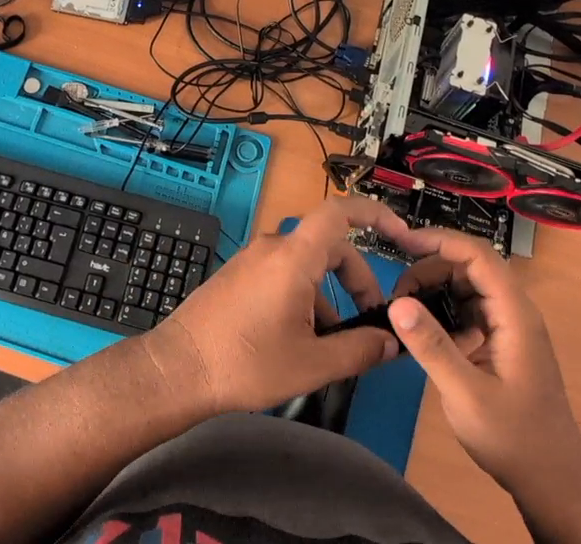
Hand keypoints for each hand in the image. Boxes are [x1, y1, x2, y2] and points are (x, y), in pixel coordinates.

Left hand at [149, 196, 400, 413]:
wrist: (179, 369)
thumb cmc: (246, 363)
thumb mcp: (312, 364)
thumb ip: (359, 350)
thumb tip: (391, 342)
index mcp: (293, 257)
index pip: (339, 212)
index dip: (374, 214)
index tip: (400, 232)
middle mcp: (273, 248)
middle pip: (329, 246)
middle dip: (356, 279)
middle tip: (369, 320)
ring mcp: (252, 260)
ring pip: (306, 265)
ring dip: (328, 296)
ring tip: (331, 344)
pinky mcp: (239, 275)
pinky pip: (283, 274)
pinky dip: (303, 297)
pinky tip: (300, 340)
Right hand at [378, 219, 580, 487]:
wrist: (553, 479)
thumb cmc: (513, 437)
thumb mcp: (466, 393)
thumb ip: (432, 346)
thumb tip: (396, 303)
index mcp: (514, 314)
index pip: (477, 255)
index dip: (439, 240)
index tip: (400, 241)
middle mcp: (513, 311)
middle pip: (469, 266)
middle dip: (428, 269)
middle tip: (395, 296)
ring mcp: (508, 326)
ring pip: (466, 287)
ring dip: (433, 290)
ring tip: (403, 314)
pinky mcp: (500, 342)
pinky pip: (468, 310)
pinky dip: (442, 313)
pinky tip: (424, 337)